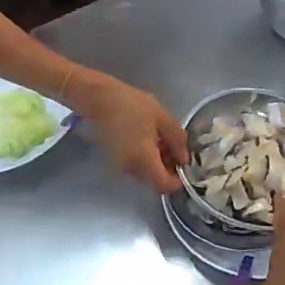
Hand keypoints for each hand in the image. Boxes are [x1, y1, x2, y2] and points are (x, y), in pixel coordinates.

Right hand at [69, 72, 188, 191]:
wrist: (99, 98)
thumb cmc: (132, 105)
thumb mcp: (161, 118)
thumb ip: (177, 140)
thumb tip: (184, 160)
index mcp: (143, 161)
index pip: (163, 185)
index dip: (177, 180)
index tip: (183, 164)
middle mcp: (130, 169)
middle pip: (154, 180)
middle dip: (168, 167)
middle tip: (174, 145)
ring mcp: (120, 165)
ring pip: (145, 172)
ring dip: (156, 161)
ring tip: (160, 137)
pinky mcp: (114, 158)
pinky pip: (135, 164)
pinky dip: (145, 156)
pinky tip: (147, 136)